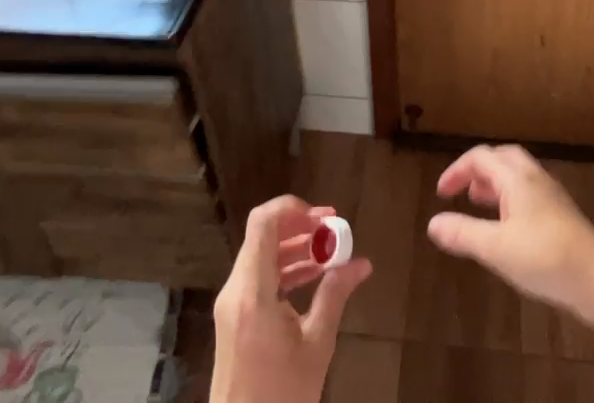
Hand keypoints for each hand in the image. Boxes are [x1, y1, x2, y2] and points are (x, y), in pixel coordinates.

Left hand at [211, 195, 372, 402]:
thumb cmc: (283, 393)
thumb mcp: (317, 344)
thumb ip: (335, 295)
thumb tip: (362, 263)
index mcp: (253, 292)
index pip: (263, 223)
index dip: (292, 209)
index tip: (325, 218)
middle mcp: (235, 289)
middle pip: (263, 236)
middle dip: (300, 228)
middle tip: (335, 232)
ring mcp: (231, 303)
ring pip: (261, 255)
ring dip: (294, 248)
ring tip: (331, 253)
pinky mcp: (234, 316)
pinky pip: (258, 277)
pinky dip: (284, 268)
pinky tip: (314, 275)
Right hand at [426, 144, 593, 308]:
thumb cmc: (545, 258)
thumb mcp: (496, 248)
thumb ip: (462, 233)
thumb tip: (432, 223)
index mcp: (516, 178)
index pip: (480, 157)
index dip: (456, 171)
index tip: (441, 193)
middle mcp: (534, 178)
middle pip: (502, 158)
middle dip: (478, 170)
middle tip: (462, 191)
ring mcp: (551, 195)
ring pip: (517, 175)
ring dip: (494, 184)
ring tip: (478, 205)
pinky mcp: (561, 214)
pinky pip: (528, 192)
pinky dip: (509, 198)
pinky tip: (507, 226)